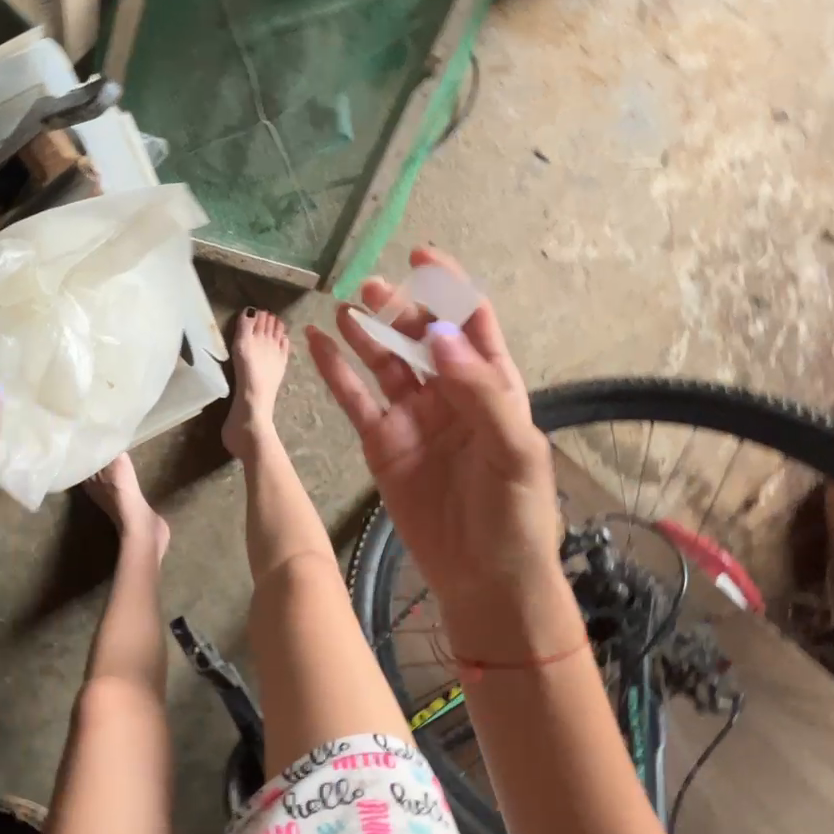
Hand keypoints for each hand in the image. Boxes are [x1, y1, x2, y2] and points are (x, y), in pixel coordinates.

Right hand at [306, 249, 569, 654]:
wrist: (483, 576)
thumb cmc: (515, 516)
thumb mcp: (513, 451)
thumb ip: (481, 391)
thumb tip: (440, 335)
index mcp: (492, 388)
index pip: (471, 323)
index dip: (449, 287)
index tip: (422, 256)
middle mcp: (449, 393)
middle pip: (420, 336)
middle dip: (398, 307)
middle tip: (370, 288)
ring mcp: (411, 416)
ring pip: (383, 361)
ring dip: (364, 332)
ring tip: (342, 307)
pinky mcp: (380, 442)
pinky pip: (353, 398)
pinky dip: (334, 371)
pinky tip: (317, 344)